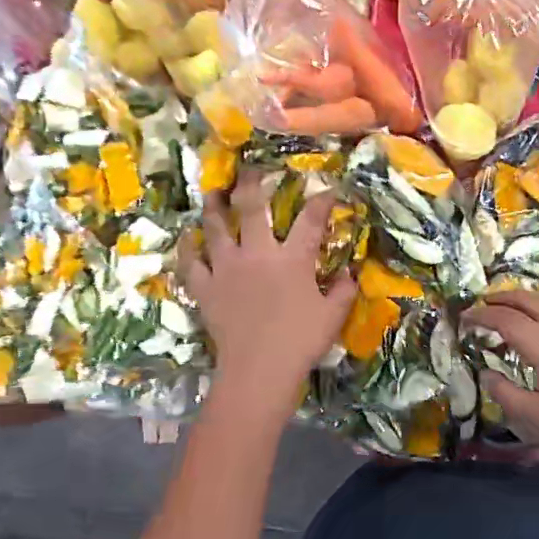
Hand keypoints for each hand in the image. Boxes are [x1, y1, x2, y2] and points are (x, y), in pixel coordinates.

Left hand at [183, 171, 356, 408]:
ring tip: (214, 192)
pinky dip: (188, 249)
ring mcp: (226, 268)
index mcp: (292, 259)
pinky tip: (188, 240)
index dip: (321, 200)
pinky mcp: (205, 287)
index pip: (310, 220)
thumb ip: (343, 290)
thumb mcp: (333, 316)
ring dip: (215, 206)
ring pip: (215, 227)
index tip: (328, 188)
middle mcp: (257, 253)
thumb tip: (351, 273)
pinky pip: (191, 262)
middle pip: (252, 207)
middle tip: (250, 168)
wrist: (258, 370)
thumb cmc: (301, 341)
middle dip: (252, 182)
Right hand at [463, 290, 538, 462]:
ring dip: (522, 298)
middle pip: (527, 299)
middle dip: (501, 298)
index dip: (481, 316)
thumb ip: (504, 393)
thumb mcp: (534, 416)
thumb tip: (486, 374)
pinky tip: (538, 319)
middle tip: (481, 305)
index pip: (505, 319)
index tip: (463, 318)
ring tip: (506, 305)